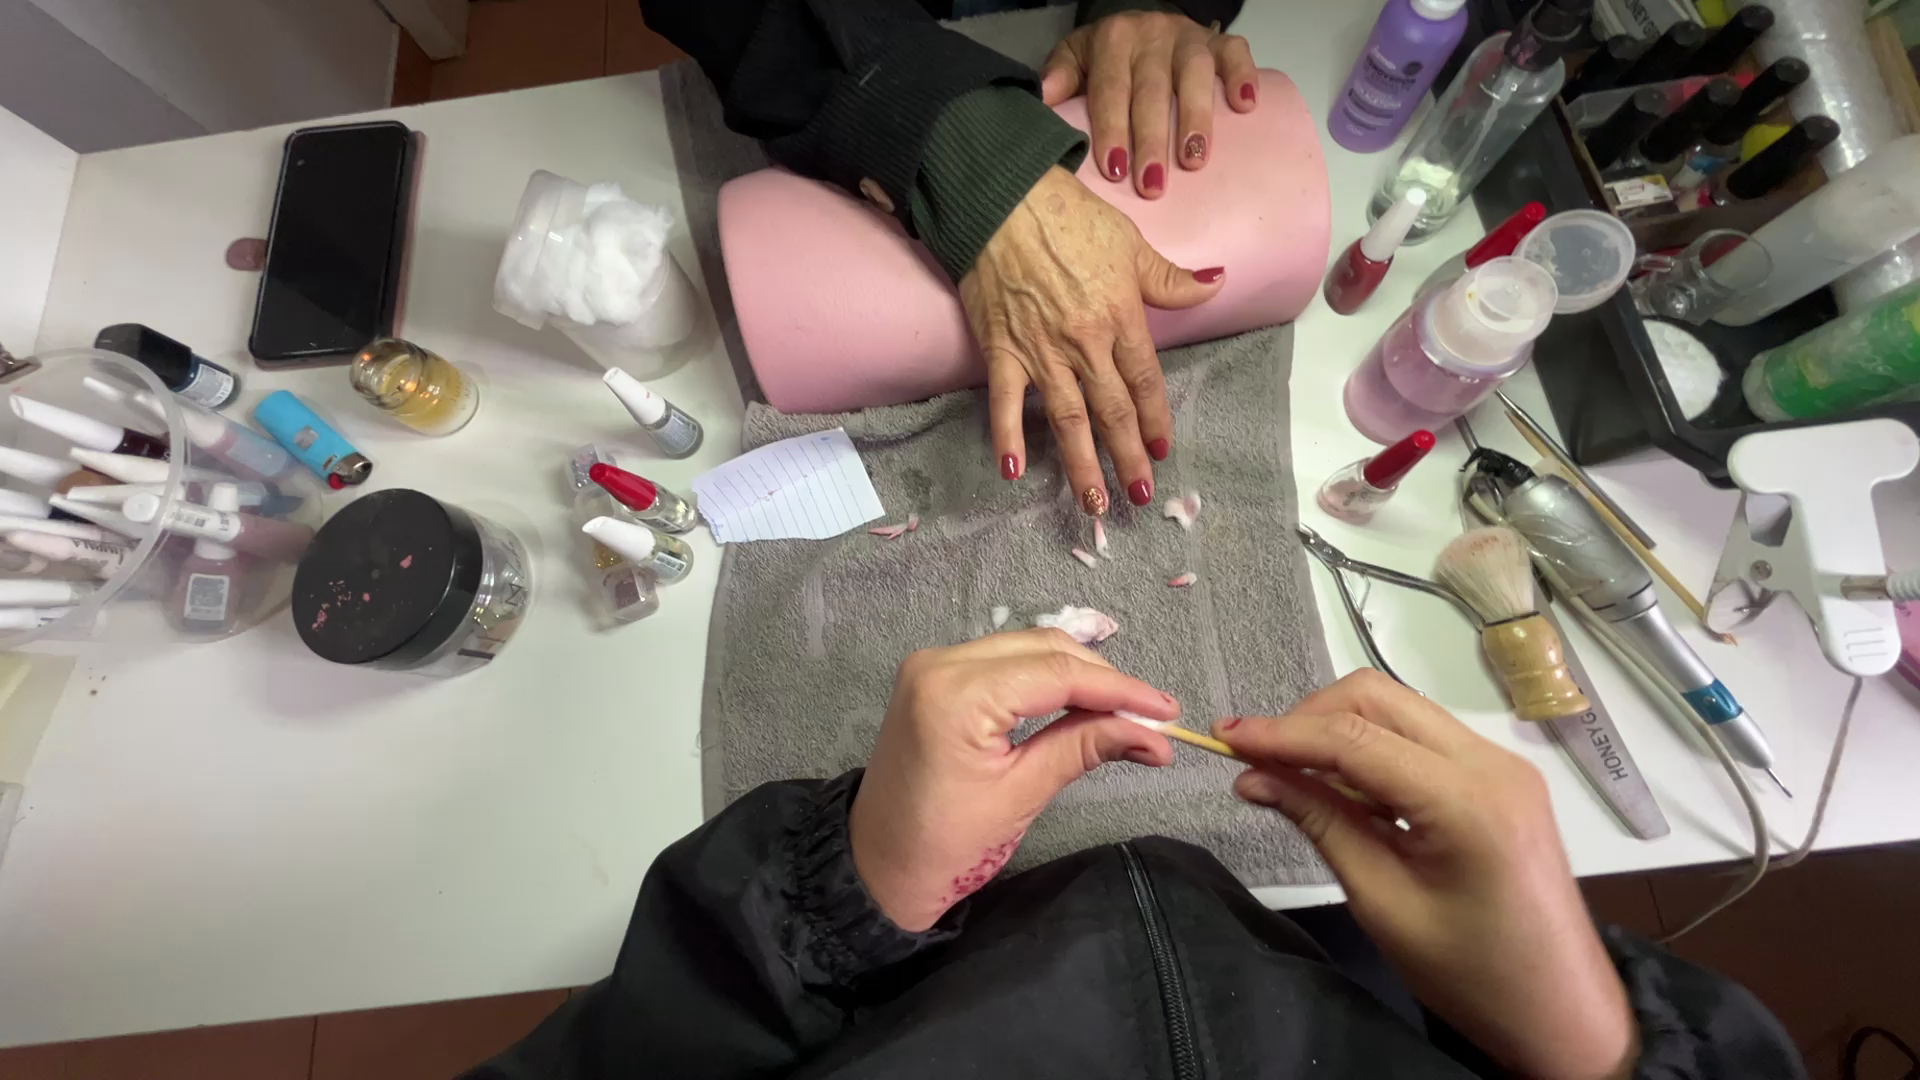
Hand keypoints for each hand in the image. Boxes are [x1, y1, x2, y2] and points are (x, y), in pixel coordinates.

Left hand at [849, 629, 1177, 930]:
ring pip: (1026, 647)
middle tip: (1148, 715)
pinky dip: (1044, 676)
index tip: (1166, 710)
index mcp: (957, 694)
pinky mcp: (935, 672)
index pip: (1056, 673)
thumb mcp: (1021, 795)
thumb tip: (1153, 735)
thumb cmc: (945, 845)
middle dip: (1101, 678)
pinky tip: (1076, 699)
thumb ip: (1084, 747)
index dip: (1118, 688)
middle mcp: (941, 661)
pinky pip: (1003, 659)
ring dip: (1076, 673)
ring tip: (1121, 710)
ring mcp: (934, 662)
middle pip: (1043, 648)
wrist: (876, 862)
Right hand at [962, 166, 1221, 515]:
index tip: (1163, 450)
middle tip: (1138, 495)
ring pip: (1068, 419)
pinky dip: (1007, 436)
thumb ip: (1171, 279)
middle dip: (1127, 457)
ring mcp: (1042, 353)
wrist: (1002, 201)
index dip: (1155, 418)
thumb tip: (1216, 286)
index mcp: (1120, 318)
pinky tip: (1013, 471)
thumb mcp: (1131, 243)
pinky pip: (1006, 403)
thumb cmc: (1068, 217)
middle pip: (1112, 411)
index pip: (1145, 380)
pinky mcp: (1004, 352)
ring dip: (1082, 464)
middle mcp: (1085, 344)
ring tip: (1092, 503)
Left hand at [1041, 10, 1257, 197]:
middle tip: (1152, 185)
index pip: (1110, 90)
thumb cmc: (1104, 61)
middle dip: (1152, 140)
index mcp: (1113, 42)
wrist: (1139, 28)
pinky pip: (1235, 51)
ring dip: (1196, 119)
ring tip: (1194, 160)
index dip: (1112, 129)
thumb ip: (1060, 78)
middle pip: (1151, 91)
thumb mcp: (1075, 60)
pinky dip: (1243, 75)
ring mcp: (1187, 38)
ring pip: (1194, 75)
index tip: (1115, 170)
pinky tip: (1246, 106)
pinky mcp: (1217, 41)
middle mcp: (1151, 36)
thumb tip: (1041, 99)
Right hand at [1215, 672, 1636, 1079]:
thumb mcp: (1381, 901)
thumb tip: (1251, 776)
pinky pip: (1411, 730)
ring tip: (1290, 768)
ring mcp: (1496, 761)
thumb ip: (1317, 821)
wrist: (1568, 1018)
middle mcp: (1489, 762)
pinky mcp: (1493, 771)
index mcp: (1468, 802)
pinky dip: (1362, 741)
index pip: (1353, 737)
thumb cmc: (1473, 977)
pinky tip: (1337, 779)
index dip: (1280, 733)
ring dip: (1331, 724)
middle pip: (1373, 697)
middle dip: (1305, 718)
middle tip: (1259, 756)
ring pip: (1391, 704)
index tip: (1224, 738)